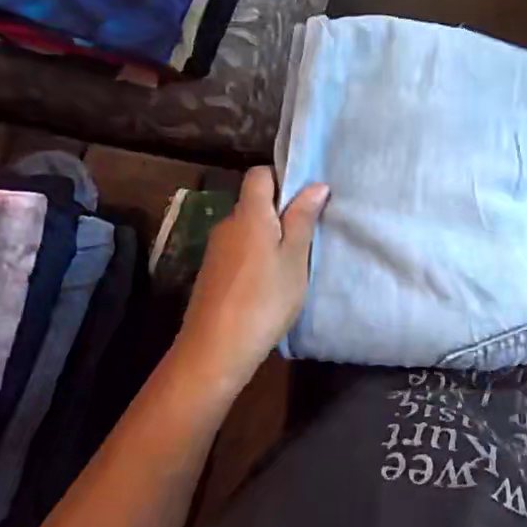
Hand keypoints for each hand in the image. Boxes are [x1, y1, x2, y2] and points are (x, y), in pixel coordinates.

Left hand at [178, 167, 328, 382]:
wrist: (214, 351)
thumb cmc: (264, 300)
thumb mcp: (294, 258)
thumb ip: (302, 219)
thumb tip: (315, 185)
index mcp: (249, 214)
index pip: (259, 174)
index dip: (282, 178)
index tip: (306, 199)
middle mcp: (228, 224)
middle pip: (254, 202)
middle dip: (280, 211)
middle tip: (307, 234)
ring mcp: (216, 250)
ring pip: (247, 228)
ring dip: (268, 236)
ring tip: (292, 262)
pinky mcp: (211, 273)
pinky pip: (238, 249)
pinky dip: (255, 256)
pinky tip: (269, 282)